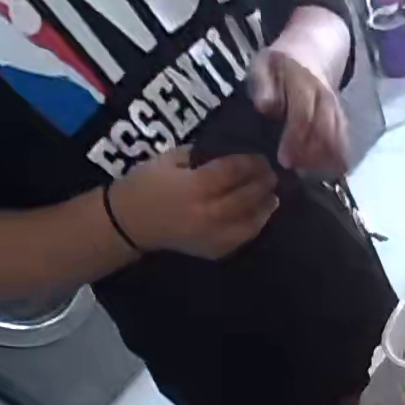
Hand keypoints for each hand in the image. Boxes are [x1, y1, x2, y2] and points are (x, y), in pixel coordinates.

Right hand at [107, 150, 277, 258]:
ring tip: (273, 196)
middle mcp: (211, 212)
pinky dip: (255, 225)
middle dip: (263, 184)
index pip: (234, 172)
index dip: (251, 163)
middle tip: (272, 174)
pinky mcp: (217, 250)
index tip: (261, 157)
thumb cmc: (147, 185)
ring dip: (265, 208)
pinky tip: (260, 215)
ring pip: (251, 221)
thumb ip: (200, 156)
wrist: (132, 223)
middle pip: (247, 197)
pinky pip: (243, 238)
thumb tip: (228, 153)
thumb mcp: (169, 159)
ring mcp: (216, 235)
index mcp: (196, 186)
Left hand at [249, 47, 349, 176]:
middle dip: (310, 156)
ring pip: (336, 140)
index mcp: (302, 81)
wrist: (311, 52)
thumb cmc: (279, 66)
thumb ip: (262, 85)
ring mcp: (336, 109)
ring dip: (324, 161)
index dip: (294, 141)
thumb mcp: (263, 65)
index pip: (303, 116)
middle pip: (323, 132)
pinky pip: (344, 143)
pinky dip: (337, 160)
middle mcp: (324, 96)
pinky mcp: (343, 120)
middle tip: (297, 171)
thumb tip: (265, 108)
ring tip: (310, 174)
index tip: (284, 160)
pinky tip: (328, 172)